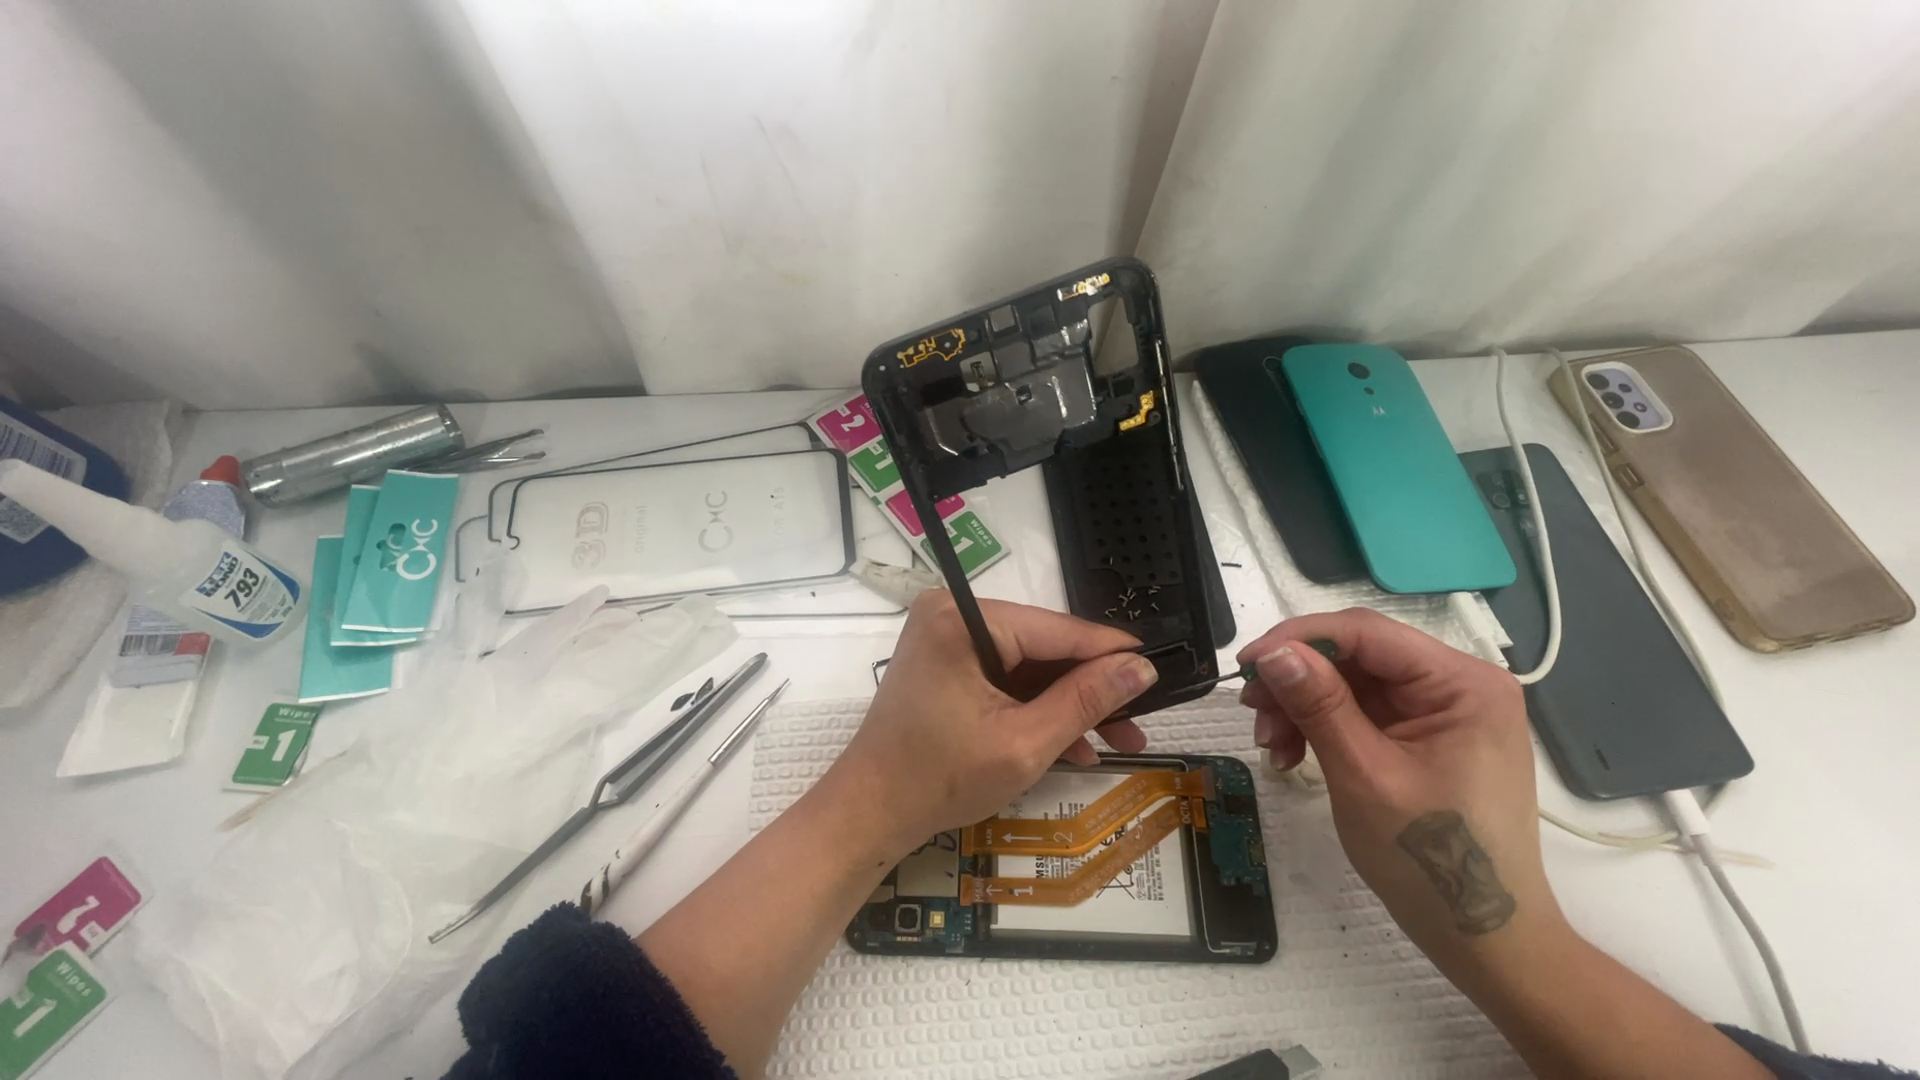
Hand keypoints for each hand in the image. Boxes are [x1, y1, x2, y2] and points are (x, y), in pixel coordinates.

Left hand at [827, 591, 1158, 860]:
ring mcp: (948, 641)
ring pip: (1030, 667)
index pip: (1056, 630)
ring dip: (1070, 705)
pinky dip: (1037, 710)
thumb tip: (1140, 668)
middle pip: (1044, 647)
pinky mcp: (948, 667)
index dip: (1111, 653)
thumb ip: (1084, 700)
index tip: (1160, 670)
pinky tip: (1076, 747)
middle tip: (1141, 721)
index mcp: (962, 620)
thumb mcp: (1024, 743)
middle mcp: (952, 616)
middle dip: (1091, 688)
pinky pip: (1006, 680)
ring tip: (1120, 741)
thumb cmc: (940, 778)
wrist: (870, 813)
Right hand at [1237, 608, 1566, 969]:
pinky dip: (1322, 727)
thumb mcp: (1364, 774)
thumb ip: (1319, 704)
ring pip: (1352, 684)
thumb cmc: (1431, 860)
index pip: (1366, 633)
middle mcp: (1459, 684)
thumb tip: (1272, 652)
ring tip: (1271, 746)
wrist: (1485, 938)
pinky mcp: (1427, 736)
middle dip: (1298, 681)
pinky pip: (1362, 712)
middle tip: (1253, 714)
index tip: (1246, 664)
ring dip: (1303, 707)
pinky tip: (1293, 754)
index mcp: (1463, 684)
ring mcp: (1444, 711)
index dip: (1298, 639)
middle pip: (1357, 657)